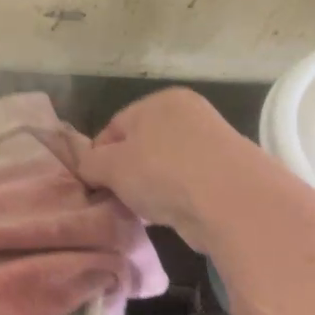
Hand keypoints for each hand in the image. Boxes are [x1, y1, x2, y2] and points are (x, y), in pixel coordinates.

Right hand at [69, 88, 279, 251]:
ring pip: (156, 166)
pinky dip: (165, 196)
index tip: (92, 185)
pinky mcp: (218, 169)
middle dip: (120, 174)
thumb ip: (88, 163)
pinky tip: (160, 213)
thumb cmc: (161, 172)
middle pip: (135, 147)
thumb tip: (87, 168)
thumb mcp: (109, 166)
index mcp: (158, 101)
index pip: (112, 128)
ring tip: (136, 208)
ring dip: (141, 188)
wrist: (227, 199)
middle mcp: (184, 113)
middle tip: (112, 198)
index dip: (96, 158)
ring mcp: (205, 140)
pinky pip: (177, 181)